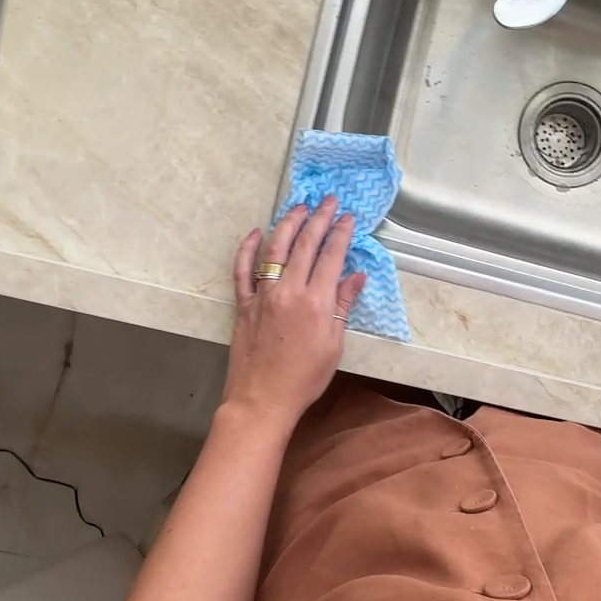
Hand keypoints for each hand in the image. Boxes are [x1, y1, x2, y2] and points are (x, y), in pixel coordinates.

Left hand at [222, 197, 367, 427]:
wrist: (263, 399)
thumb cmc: (306, 378)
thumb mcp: (334, 344)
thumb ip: (343, 306)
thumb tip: (357, 276)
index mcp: (316, 302)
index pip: (331, 256)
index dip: (341, 233)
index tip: (347, 217)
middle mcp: (289, 291)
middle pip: (305, 245)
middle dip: (319, 219)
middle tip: (328, 200)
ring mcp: (263, 295)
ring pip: (275, 250)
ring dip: (288, 224)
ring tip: (299, 206)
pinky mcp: (244, 304)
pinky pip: (243, 270)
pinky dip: (248, 249)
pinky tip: (256, 233)